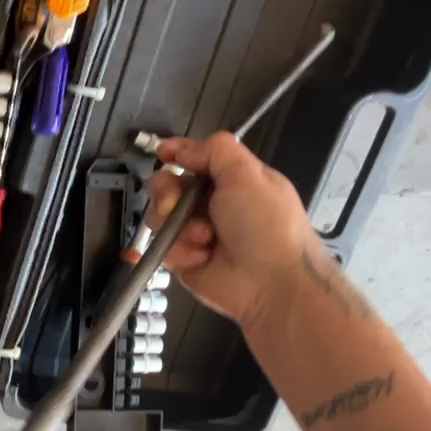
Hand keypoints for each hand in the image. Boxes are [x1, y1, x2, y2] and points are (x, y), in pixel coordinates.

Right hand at [145, 132, 315, 327]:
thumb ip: (215, 150)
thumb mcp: (248, 175)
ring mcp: (194, 232)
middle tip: (177, 205)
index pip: (195, 158)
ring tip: (205, 239)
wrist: (271, 283)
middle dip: (168, 193)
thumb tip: (179, 147)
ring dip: (178, 226)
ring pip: (159, 215)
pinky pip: (162, 246)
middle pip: (167, 184)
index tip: (163, 154)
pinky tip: (201, 257)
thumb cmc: (266, 225)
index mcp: (231, 180)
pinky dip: (179, 250)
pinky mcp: (182, 258)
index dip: (177, 154)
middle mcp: (210, 204)